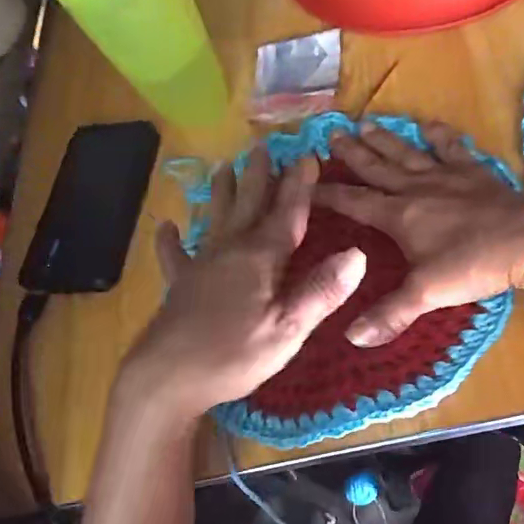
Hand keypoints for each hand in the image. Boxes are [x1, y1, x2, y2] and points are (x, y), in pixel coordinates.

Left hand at [121, 148, 367, 420]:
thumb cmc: (233, 357)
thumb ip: (320, 292)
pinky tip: (166, 226)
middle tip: (262, 147)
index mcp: (260, 260)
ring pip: (214, 219)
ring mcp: (200, 266)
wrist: (167, 377)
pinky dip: (170, 239)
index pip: (286, 215)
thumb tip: (357, 254)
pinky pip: (174, 255)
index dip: (299, 187)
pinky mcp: (178, 286)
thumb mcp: (286, 330)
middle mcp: (229, 252)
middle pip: (247, 206)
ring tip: (222, 167)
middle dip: (259, 178)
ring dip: (222, 194)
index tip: (308, 156)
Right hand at [317, 122, 523, 346]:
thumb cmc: (474, 266)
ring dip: (385, 140)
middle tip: (331, 135)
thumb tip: (351, 338)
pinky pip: (452, 148)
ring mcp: (448, 176)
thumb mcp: (426, 294)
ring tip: (365, 125)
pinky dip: (439, 136)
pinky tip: (428, 126)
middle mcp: (417, 188)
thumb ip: (388, 314)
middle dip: (352, 154)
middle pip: (377, 168)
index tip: (304, 186)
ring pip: (407, 153)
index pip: (354, 203)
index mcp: (400, 215)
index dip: (327, 195)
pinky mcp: (475, 173)